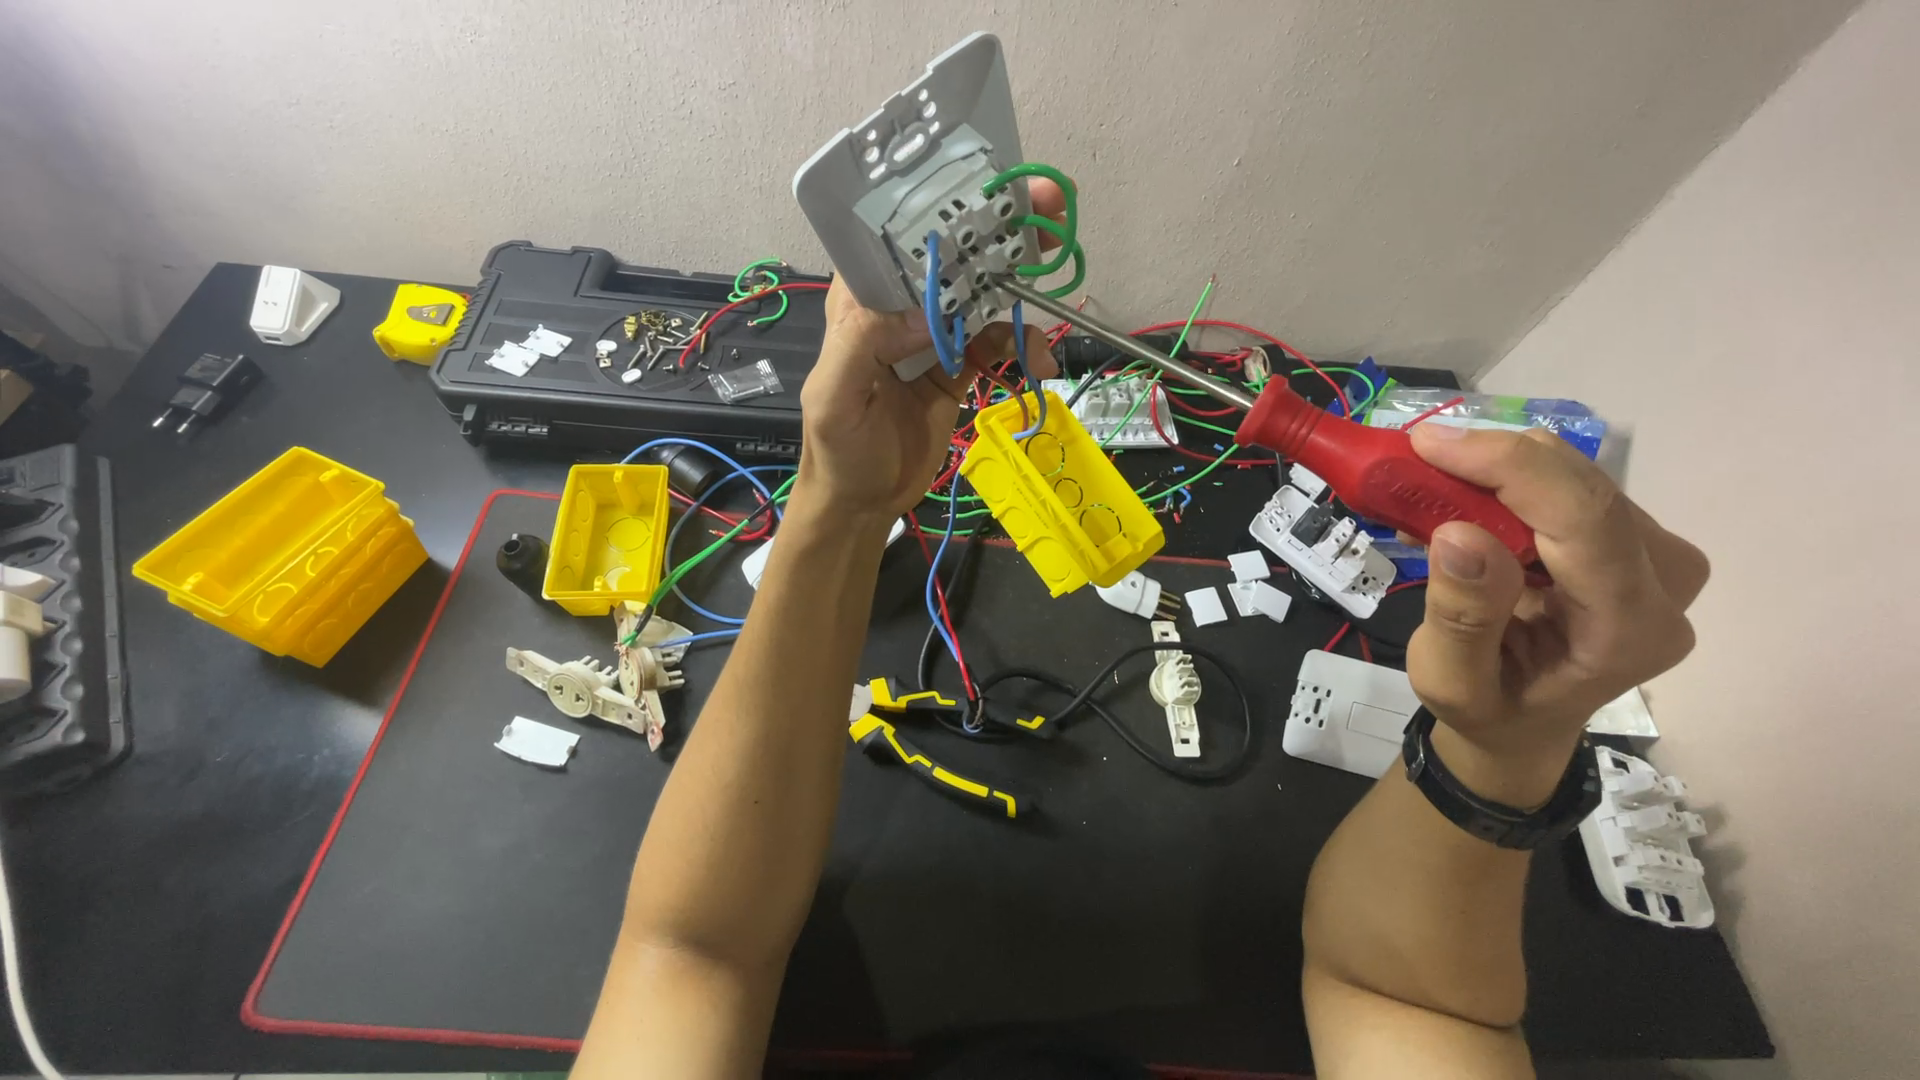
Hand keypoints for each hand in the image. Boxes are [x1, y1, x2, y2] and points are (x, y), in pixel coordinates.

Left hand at [791, 181, 1065, 523]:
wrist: (864, 501)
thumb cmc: (838, 449)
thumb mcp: (835, 397)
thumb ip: (866, 345)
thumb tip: (925, 312)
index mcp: (861, 300)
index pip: (899, 240)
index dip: (944, 210)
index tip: (992, 191)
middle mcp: (898, 306)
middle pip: (951, 256)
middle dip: (998, 232)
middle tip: (1049, 216)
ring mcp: (932, 335)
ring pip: (981, 294)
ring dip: (1019, 291)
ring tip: (1052, 299)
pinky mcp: (957, 365)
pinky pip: (996, 341)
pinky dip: (1022, 345)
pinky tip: (1039, 362)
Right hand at [1402, 426, 1709, 801]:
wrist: (1522, 726)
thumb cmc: (1485, 709)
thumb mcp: (1451, 682)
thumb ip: (1461, 617)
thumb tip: (1459, 533)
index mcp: (1628, 627)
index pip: (1583, 518)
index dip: (1507, 467)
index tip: (1426, 444)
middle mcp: (1665, 584)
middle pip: (1581, 488)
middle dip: (1490, 464)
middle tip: (1412, 466)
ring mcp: (1659, 559)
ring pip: (1575, 477)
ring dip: (1495, 472)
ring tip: (1433, 495)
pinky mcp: (1637, 542)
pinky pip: (1570, 486)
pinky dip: (1509, 482)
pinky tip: (1467, 505)